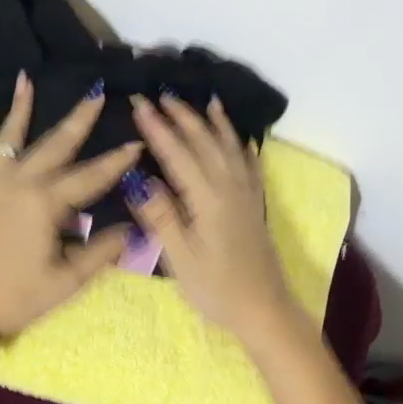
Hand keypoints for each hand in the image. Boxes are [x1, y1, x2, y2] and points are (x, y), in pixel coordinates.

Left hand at [0, 73, 142, 338]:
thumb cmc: (15, 298)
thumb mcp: (65, 281)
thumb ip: (100, 252)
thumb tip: (131, 230)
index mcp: (43, 204)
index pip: (89, 177)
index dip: (116, 162)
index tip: (137, 142)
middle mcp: (15, 183)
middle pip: (52, 145)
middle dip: (77, 120)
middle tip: (94, 94)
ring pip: (7, 138)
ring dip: (19, 109)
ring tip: (27, 80)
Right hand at [126, 93, 300, 340]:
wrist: (264, 308)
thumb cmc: (217, 289)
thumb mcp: (180, 259)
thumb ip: (161, 217)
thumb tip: (138, 179)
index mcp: (208, 198)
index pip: (178, 153)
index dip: (157, 128)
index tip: (138, 103)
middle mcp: (230, 188)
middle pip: (205, 142)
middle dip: (182, 116)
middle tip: (160, 95)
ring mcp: (247, 195)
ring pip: (230, 148)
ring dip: (214, 123)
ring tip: (204, 101)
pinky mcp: (256, 206)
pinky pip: (249, 165)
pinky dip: (241, 146)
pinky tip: (239, 139)